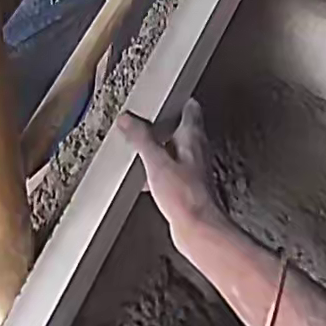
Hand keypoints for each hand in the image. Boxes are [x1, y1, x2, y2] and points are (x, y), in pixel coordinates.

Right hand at [117, 98, 227, 245]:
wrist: (198, 230)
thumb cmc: (185, 196)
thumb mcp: (155, 161)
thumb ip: (141, 138)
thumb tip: (128, 119)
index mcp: (192, 137)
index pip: (191, 109)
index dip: (180, 100)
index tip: (166, 96)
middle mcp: (197, 151)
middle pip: (184, 129)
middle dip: (167, 124)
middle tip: (151, 120)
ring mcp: (194, 171)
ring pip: (178, 151)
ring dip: (163, 148)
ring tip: (145, 147)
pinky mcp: (189, 189)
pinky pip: (173, 172)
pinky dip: (160, 171)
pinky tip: (148, 179)